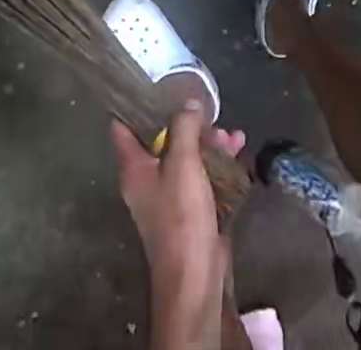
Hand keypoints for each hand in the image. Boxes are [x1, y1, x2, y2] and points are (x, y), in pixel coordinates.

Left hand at [112, 101, 245, 349]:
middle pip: (163, 140)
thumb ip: (184, 128)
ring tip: (234, 137)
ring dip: (209, 144)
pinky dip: (216, 165)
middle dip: (188, 125)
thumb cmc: (180, 216)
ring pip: (186, 158)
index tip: (152, 82)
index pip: (122, 127)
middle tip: (211, 114)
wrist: (196, 277)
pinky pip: (201, 177)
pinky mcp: (190, 210)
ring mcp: (168, 196)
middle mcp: (146, 180)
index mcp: (134, 168)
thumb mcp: (182, 164)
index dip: (133, 104)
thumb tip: (189, 102)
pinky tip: (238, 155)